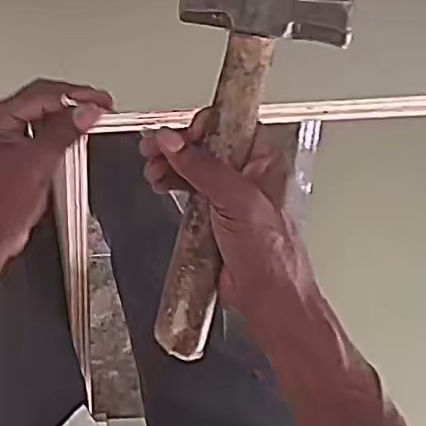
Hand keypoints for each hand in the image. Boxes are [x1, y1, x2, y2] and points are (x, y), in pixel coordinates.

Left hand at [0, 79, 112, 261]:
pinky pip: (41, 132)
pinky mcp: (14, 150)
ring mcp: (4, 136)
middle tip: (101, 105)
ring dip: (68, 116)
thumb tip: (85, 111)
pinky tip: (76, 132)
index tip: (98, 100)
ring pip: (42, 115)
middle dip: (72, 103)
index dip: (73, 95)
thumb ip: (64, 132)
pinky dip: (60, 131)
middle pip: (40, 101)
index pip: (39, 95)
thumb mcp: (38, 163)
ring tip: (93, 116)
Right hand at [138, 121, 320, 333]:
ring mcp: (227, 193)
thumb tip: (172, 141)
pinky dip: (168, 181)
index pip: (229, 125)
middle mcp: (245, 173)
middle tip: (153, 148)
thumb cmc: (272, 256)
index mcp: (263, 162)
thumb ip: (202, 168)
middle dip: (174, 145)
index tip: (178, 135)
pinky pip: (185, 187)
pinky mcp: (210, 212)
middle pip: (203, 143)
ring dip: (167, 163)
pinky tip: (160, 183)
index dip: (201, 125)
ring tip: (153, 170)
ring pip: (190, 164)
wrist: (268, 300)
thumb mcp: (236, 202)